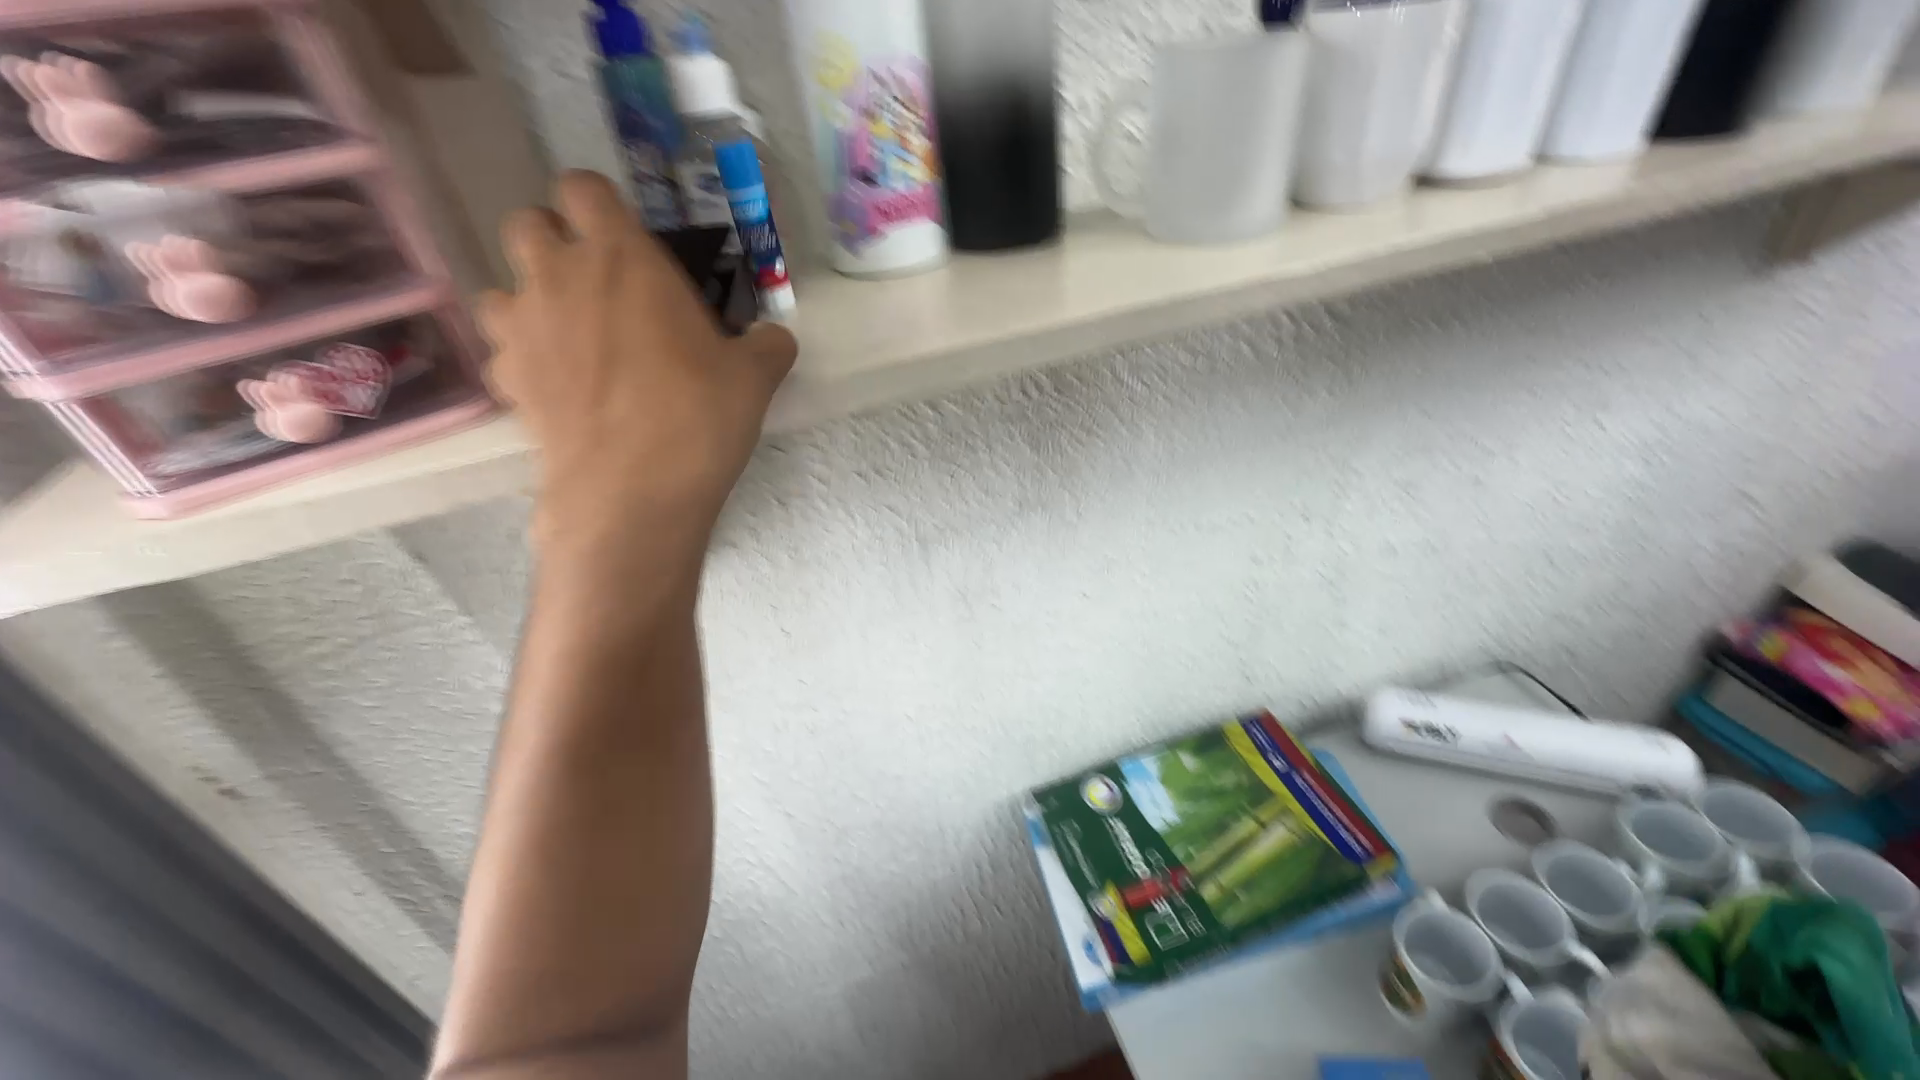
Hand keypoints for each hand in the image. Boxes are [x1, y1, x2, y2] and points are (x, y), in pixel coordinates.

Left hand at [480, 171, 796, 555]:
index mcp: (620, 256)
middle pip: (525, 224)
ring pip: (502, 288)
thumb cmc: (697, 416)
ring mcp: (524, 328)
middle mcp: (558, 276)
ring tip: (572, 338)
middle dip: (554, 242)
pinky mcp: (508, 380)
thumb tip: (772, 340)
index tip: (627, 238)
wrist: (632, 493)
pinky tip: (561, 387)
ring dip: (531, 301)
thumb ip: (766, 344)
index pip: (582, 186)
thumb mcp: (755, 377)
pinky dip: (527, 358)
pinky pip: (506, 350)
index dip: (600, 204)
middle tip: (598, 284)